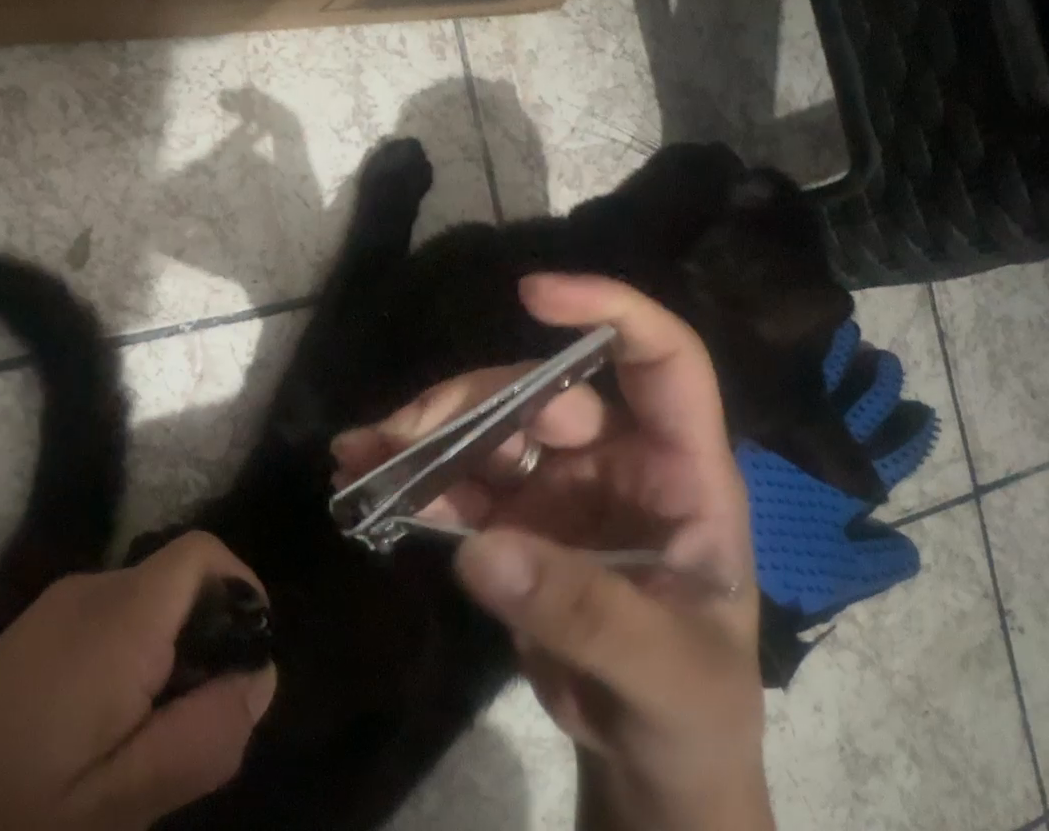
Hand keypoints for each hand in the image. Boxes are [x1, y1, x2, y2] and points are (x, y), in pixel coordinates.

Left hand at [0, 533, 278, 830]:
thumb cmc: (9, 806)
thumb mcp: (120, 799)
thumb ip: (203, 736)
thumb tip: (260, 677)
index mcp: (120, 619)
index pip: (203, 553)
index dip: (245, 593)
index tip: (248, 667)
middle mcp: (92, 592)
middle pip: (183, 584)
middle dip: (211, 647)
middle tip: (193, 733)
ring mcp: (61, 606)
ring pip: (153, 609)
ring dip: (174, 664)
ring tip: (147, 748)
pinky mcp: (41, 628)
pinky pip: (117, 625)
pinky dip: (138, 666)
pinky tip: (108, 736)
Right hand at [330, 275, 771, 830]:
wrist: (646, 754)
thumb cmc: (690, 709)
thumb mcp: (662, 671)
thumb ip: (584, 613)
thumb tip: (482, 550)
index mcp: (680, 473)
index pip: (661, 364)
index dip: (610, 313)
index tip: (531, 294)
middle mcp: (615, 464)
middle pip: (538, 394)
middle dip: (467, 404)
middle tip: (399, 435)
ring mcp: (558, 490)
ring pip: (486, 432)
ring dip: (422, 437)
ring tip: (358, 453)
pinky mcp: (513, 523)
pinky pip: (457, 485)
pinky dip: (412, 481)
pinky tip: (367, 483)